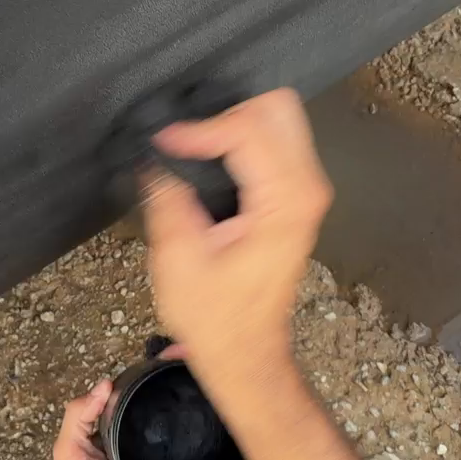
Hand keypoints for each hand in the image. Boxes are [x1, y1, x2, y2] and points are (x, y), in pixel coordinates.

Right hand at [140, 88, 332, 391]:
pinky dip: (241, 137)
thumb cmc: (217, 318)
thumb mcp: (177, 258)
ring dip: (233, 124)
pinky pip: (275, 141)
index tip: (164, 143)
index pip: (247, 129)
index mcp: (283, 203)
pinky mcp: (294, 197)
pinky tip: (210, 159)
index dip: (198, 130)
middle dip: (226, 114)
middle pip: (276, 108)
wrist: (245, 351)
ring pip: (279, 118)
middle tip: (189, 141)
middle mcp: (305, 190)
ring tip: (194, 149)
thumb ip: (166, 198)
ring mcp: (305, 192)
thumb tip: (155, 159)